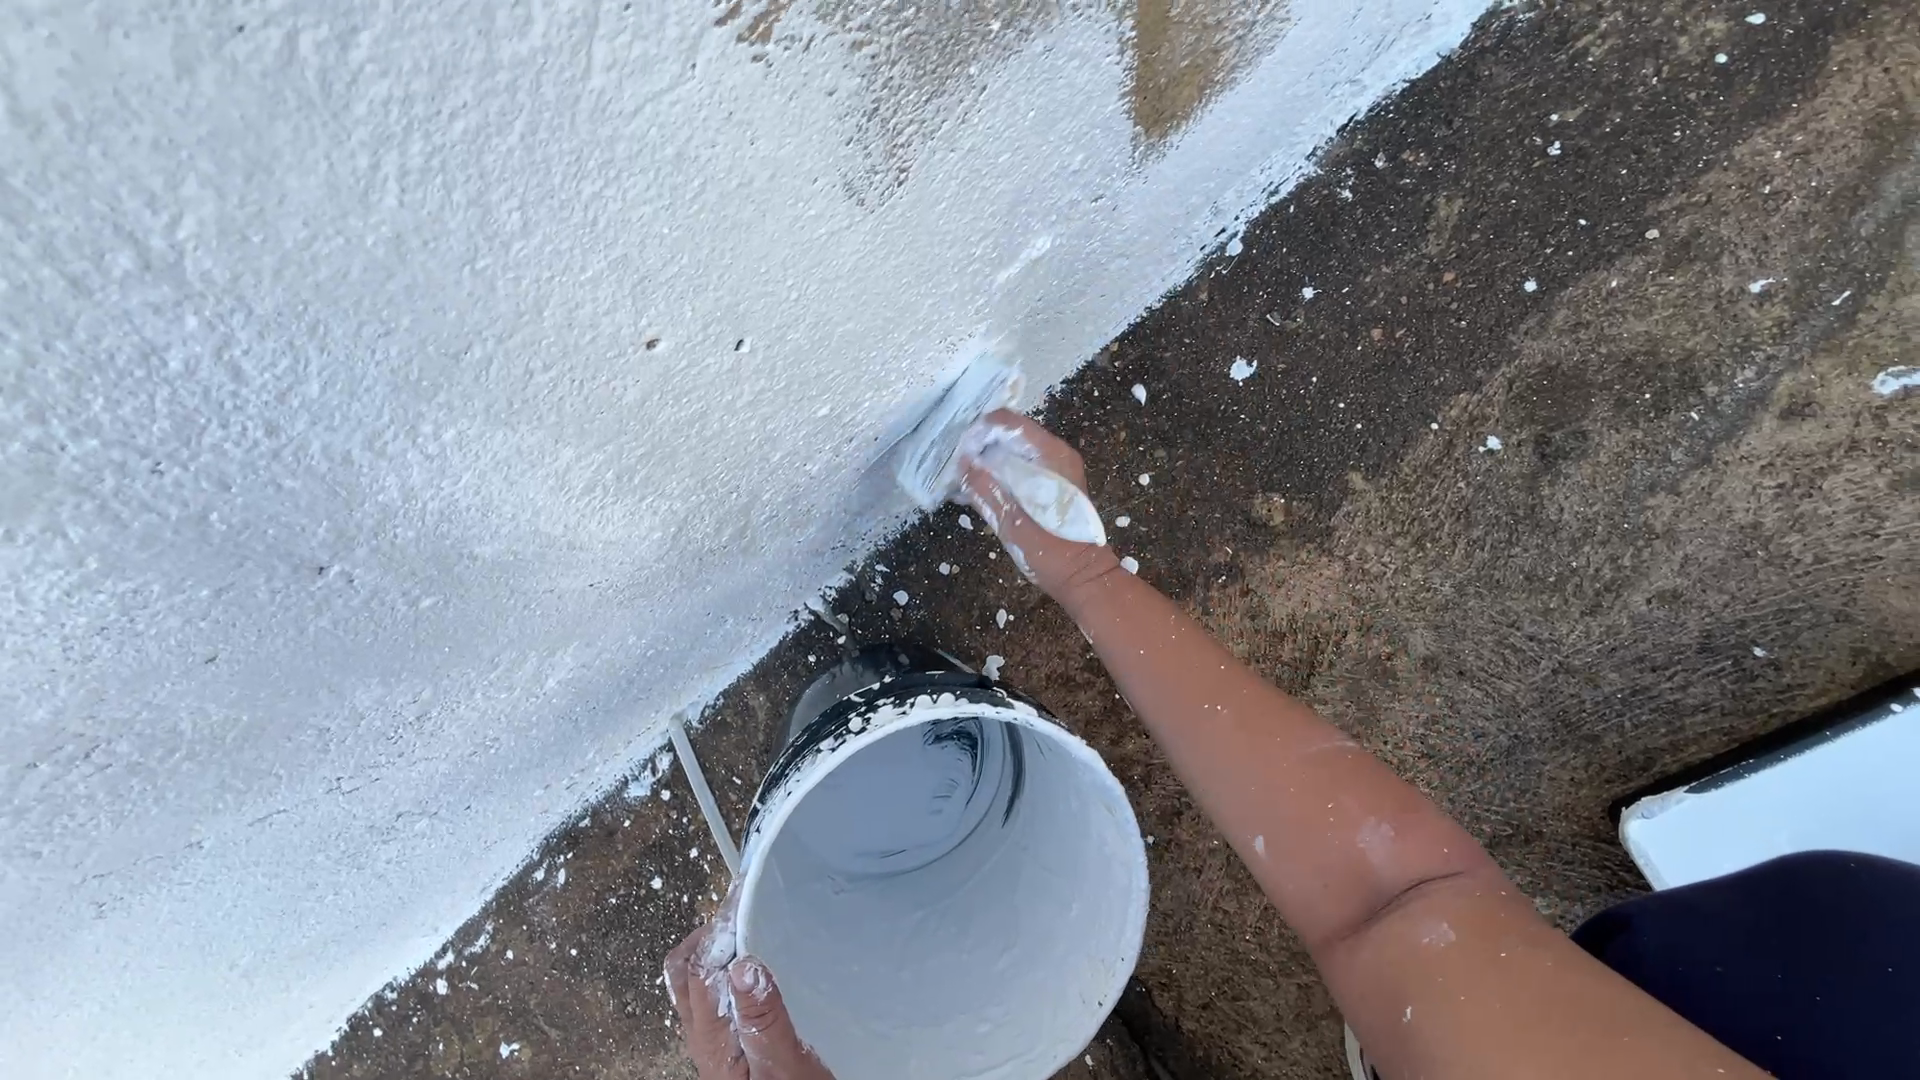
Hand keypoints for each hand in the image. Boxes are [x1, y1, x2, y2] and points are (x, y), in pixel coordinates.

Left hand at [664, 912, 834, 1079]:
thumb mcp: (786, 1065)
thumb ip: (765, 1018)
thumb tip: (745, 962)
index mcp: (712, 1035)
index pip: (702, 962)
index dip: (722, 921)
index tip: (747, 888)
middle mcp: (702, 1033)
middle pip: (685, 966)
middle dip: (710, 928)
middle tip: (747, 903)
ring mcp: (710, 1039)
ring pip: (693, 978)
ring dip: (714, 945)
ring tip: (749, 922)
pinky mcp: (724, 1043)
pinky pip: (711, 991)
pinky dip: (725, 964)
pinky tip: (754, 962)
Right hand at [959, 410, 1120, 600]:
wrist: (1084, 577)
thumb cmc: (1052, 553)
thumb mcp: (1012, 522)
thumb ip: (986, 488)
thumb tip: (963, 463)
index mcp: (1050, 456)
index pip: (1008, 422)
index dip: (979, 432)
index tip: (960, 453)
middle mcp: (1055, 454)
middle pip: (1009, 433)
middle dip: (980, 446)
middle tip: (956, 468)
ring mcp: (1055, 467)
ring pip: (1013, 450)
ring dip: (987, 461)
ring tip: (962, 480)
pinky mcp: (1051, 483)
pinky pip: (1020, 466)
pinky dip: (1000, 473)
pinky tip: (979, 491)